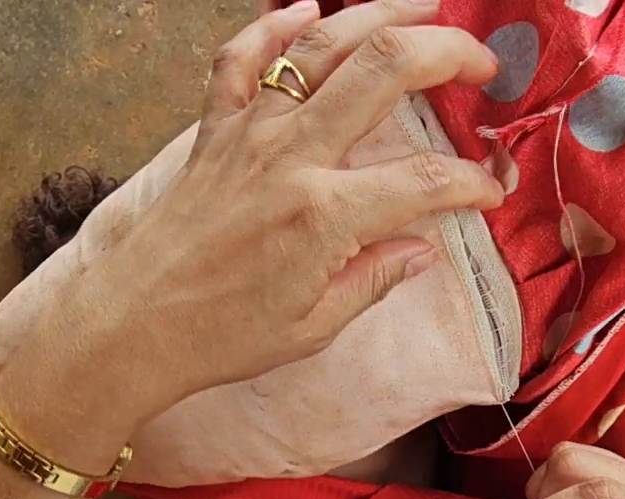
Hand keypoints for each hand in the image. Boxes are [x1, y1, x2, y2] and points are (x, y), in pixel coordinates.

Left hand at [23, 0, 503, 428]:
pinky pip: (244, 58)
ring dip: (381, 14)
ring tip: (424, 7)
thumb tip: (422, 250)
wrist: (133, 327)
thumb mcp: (311, 327)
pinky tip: (305, 13)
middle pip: (385, 69)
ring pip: (322, 43)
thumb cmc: (219, 339)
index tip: (491, 192)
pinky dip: (276, 28)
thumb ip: (373, 279)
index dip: (471, 183)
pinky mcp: (212, 131)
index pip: (425, 181)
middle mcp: (291, 158)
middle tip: (481, 67)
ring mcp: (248, 134)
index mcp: (324, 216)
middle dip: (449, 54)